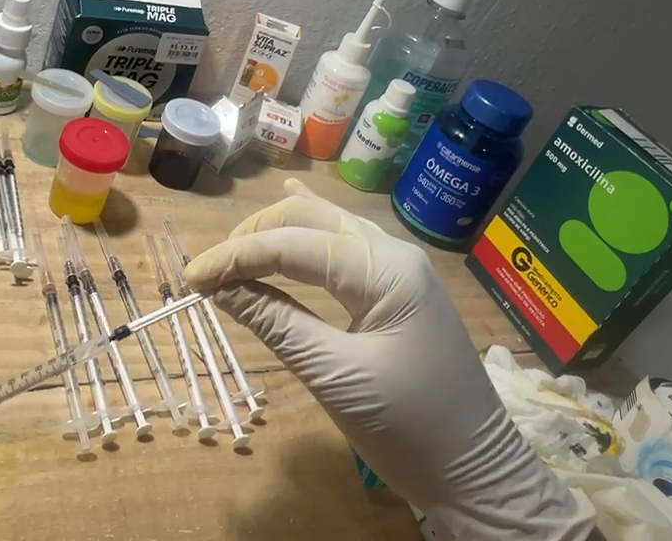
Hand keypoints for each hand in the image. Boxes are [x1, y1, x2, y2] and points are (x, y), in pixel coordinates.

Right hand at [184, 179, 596, 540]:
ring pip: (325, 226)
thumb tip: (217, 288)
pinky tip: (291, 194)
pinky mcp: (396, 286)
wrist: (480, 477)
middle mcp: (393, 252)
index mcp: (385, 269)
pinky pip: (344, 243)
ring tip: (233, 254)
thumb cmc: (411, 431)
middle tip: (211, 272)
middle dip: (254, 237)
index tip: (191, 278)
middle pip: (309, 220)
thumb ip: (275, 323)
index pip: (294, 246)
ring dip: (275, 233)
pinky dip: (309, 226)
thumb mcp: (335, 378)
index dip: (237, 257)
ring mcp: (399, 267)